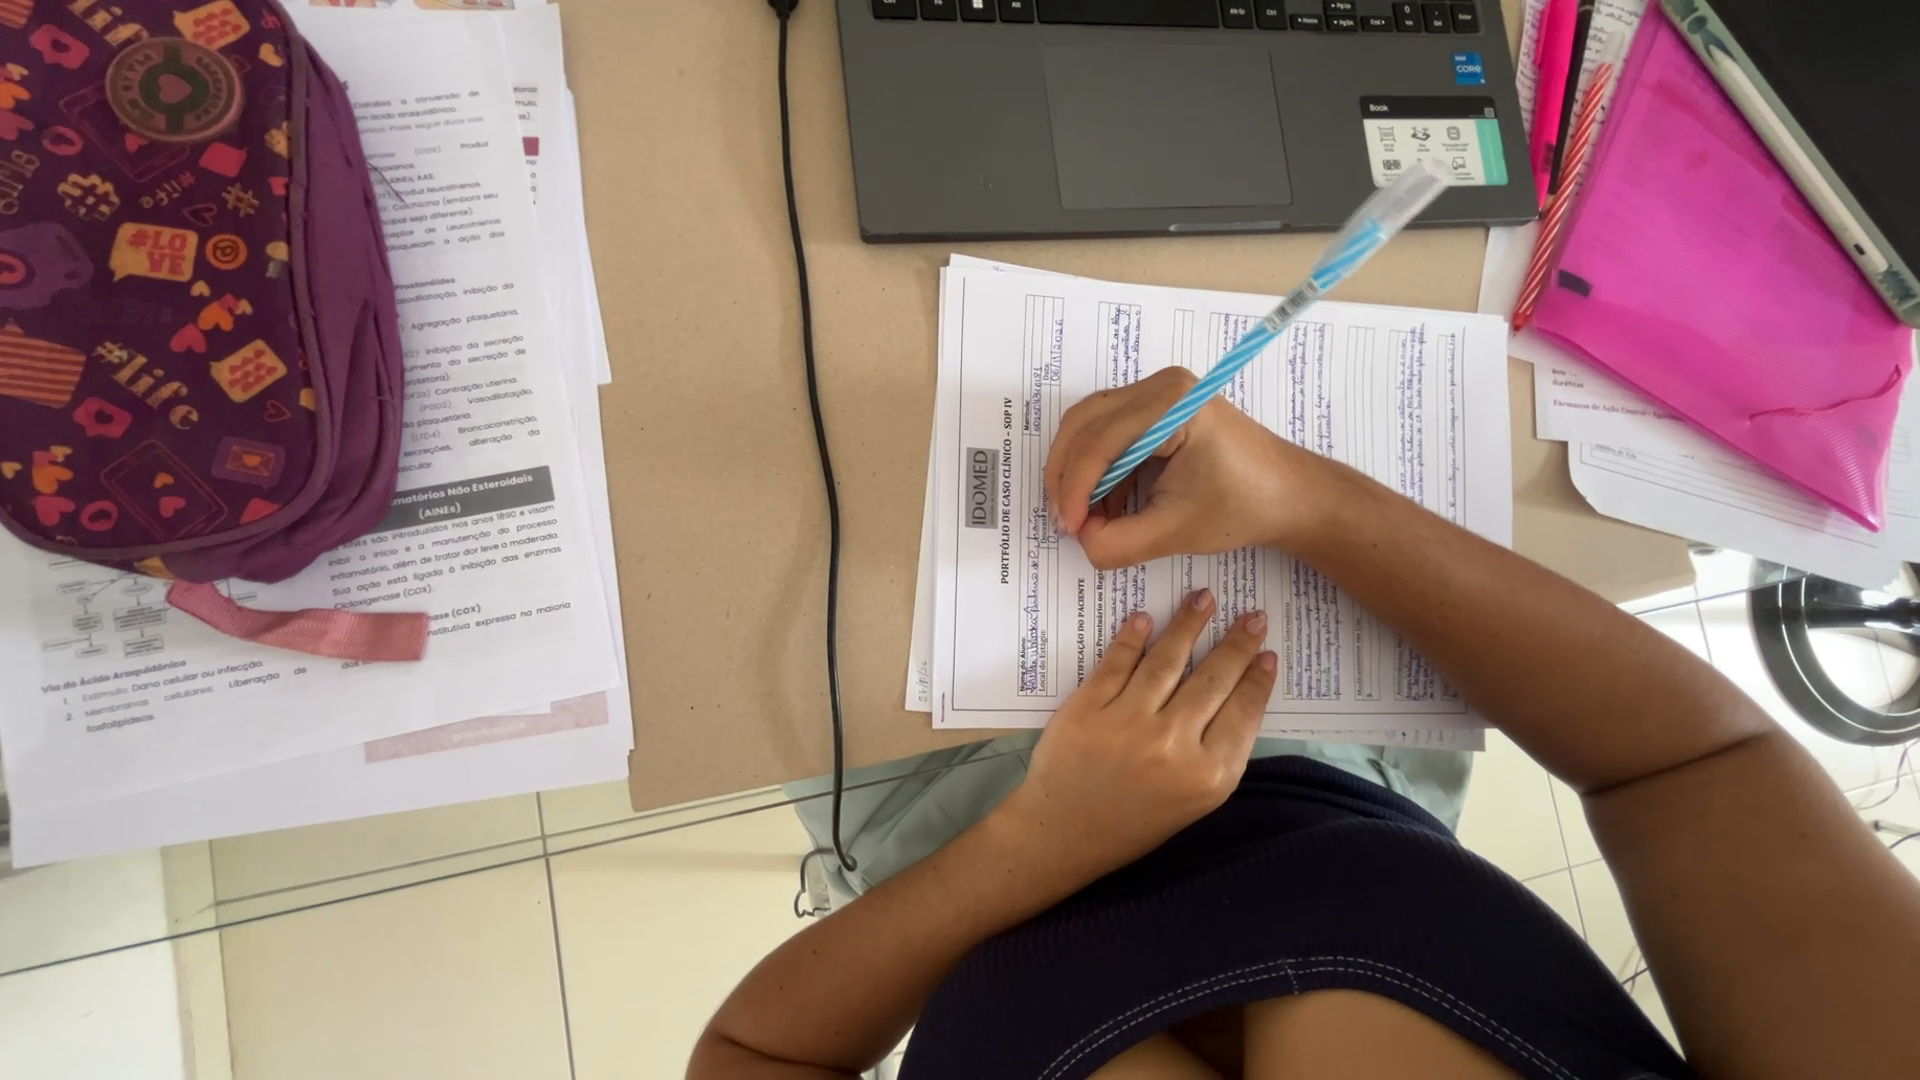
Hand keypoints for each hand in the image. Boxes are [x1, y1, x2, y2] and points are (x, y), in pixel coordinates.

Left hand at [997, 588, 1277, 878]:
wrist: (1065, 831)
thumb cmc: (1134, 820)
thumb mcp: (1192, 801)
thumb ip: (1216, 753)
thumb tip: (1238, 693)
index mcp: (1208, 776)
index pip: (1244, 712)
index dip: (1257, 678)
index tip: (1268, 652)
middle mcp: (1173, 746)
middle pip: (1213, 679)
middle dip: (1237, 642)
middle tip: (1252, 615)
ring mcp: (1128, 723)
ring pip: (1167, 661)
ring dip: (1188, 624)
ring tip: (1203, 598)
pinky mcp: (1088, 708)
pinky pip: (1117, 663)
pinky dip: (1133, 637)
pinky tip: (1146, 617)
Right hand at [1044, 366, 1333, 569]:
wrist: (1288, 496)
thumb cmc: (1243, 508)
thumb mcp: (1174, 533)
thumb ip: (1116, 542)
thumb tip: (1079, 539)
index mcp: (1171, 404)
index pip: (1100, 441)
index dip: (1074, 488)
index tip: (1069, 529)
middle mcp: (1159, 386)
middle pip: (1083, 425)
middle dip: (1066, 476)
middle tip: (1065, 521)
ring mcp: (1156, 394)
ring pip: (1088, 429)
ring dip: (1078, 474)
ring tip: (1084, 518)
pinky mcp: (1155, 411)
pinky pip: (1106, 435)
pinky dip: (1097, 472)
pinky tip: (1106, 506)